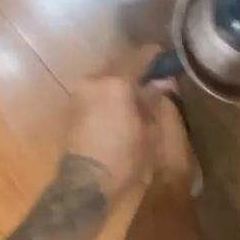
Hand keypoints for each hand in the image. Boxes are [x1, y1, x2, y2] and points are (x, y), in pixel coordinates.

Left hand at [63, 64, 164, 200]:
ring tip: (138, 91)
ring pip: (106, 76)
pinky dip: (109, 91)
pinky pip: (96, 89)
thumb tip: (163, 82)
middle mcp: (96, 79)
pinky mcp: (73, 106)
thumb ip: (154, 101)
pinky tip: (121, 103)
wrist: (85, 184)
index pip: (140, 57)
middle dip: (136, 68)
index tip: (166, 56)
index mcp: (117, 81)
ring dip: (121, 79)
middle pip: (120, 63)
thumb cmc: (123, 158)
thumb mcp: (148, 131)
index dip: (155, 55)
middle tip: (154, 75)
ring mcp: (81, 92)